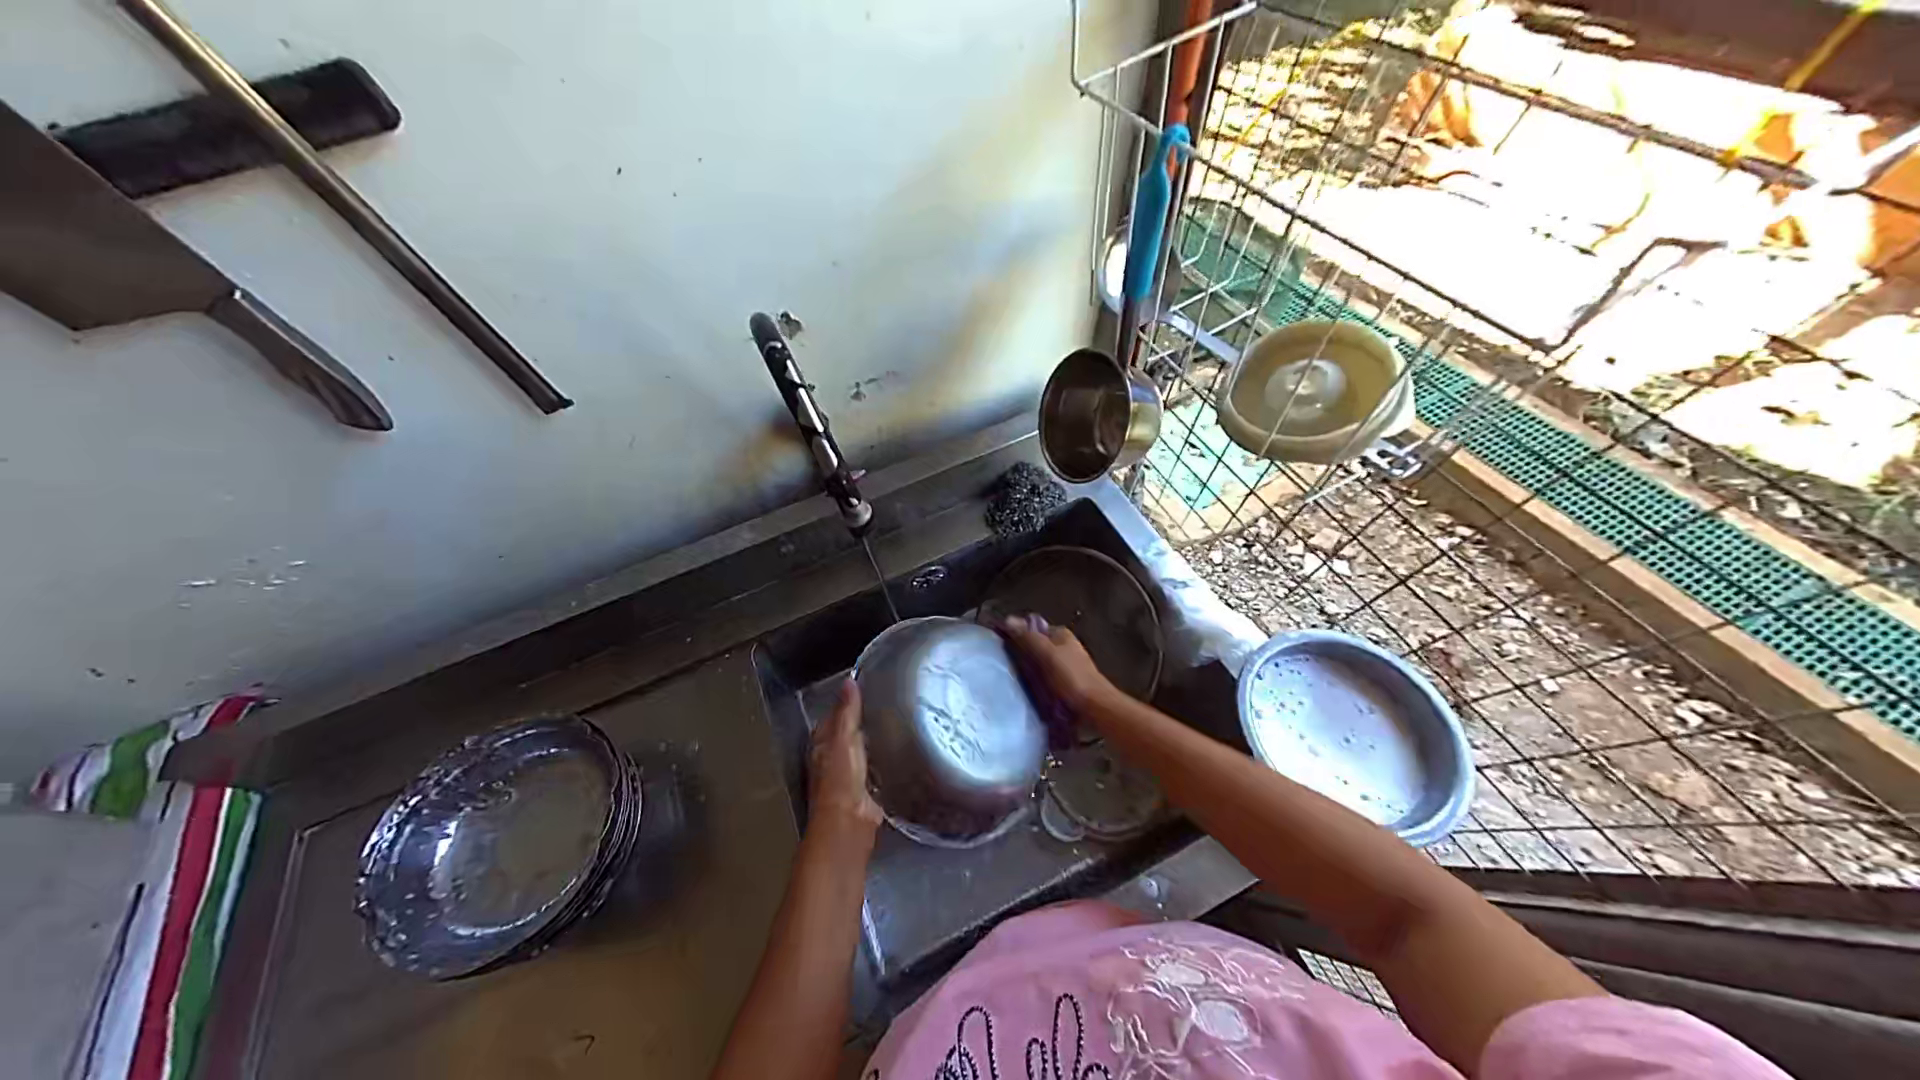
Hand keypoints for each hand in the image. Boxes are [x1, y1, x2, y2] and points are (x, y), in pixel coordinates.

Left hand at [809, 678, 882, 835]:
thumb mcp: (844, 739)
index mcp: (823, 743)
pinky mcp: (866, 789)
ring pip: (862, 749)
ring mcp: (849, 774)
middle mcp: (832, 757)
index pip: (833, 715)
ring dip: (874, 740)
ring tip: (897, 723)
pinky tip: (899, 752)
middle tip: (888, 702)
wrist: (849, 823)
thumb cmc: (841, 779)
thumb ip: (847, 712)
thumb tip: (849, 680)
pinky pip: (876, 767)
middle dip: (863, 720)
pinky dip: (884, 759)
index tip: (867, 686)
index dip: (847, 701)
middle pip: (848, 732)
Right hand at [1000, 615, 1122, 712]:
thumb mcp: (1046, 654)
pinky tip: (1023, 694)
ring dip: (1025, 672)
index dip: (1016, 634)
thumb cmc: (1071, 678)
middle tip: (1000, 665)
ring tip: (1007, 681)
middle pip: (1034, 647)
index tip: (998, 645)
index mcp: (1061, 635)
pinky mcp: (1065, 688)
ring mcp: (1065, 669)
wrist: (1095, 711)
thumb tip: (1008, 619)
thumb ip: (1028, 637)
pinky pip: (1042, 682)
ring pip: (1037, 666)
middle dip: (1019, 655)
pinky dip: (1033, 686)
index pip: (1032, 628)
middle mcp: (1064, 648)